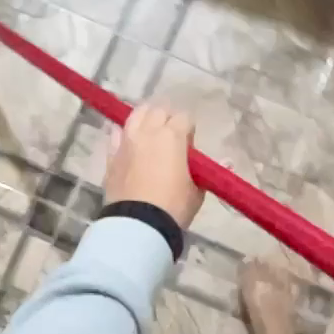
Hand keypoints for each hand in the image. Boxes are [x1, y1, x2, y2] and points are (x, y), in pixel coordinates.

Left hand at [103, 106, 203, 228]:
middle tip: (172, 135)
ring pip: (136, 115)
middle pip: (159, 110)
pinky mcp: (112, 155)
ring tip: (150, 130)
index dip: (189, 129)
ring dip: (146, 117)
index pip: (184, 118)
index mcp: (173, 136)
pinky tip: (128, 141)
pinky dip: (124, 133)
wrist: (139, 224)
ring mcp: (127, 141)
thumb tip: (221, 162)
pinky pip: (116, 134)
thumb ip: (203, 172)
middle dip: (168, 118)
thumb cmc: (173, 206)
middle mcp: (148, 131)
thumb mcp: (197, 190)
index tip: (190, 145)